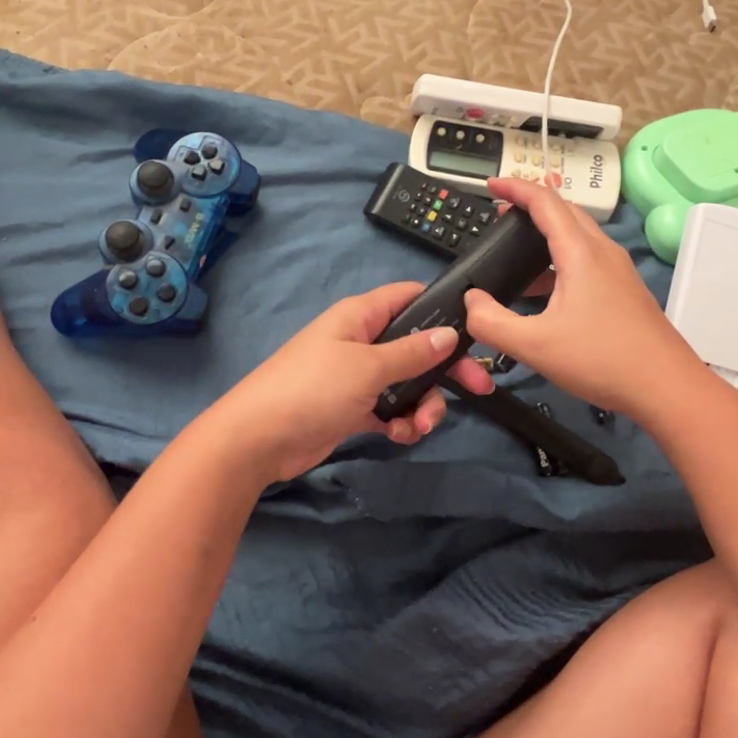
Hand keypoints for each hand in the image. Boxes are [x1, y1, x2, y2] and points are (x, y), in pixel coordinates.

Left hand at [199, 283, 495, 482]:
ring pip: (407, 382)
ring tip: (420, 426)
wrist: (259, 440)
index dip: (443, 308)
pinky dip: (400, 422)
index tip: (474, 329)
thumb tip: (450, 332)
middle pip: (417, 346)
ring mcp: (356, 376)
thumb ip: (412, 353)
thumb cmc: (313, 389)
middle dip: (445, 369)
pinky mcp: (352, 408)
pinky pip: (390, 409)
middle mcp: (361, 340)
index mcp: (361, 316)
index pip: (409, 297)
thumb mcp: (368, 367)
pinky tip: (398, 436)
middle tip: (478, 388)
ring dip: (422, 404)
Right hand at [463, 178, 699, 417]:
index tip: (491, 184)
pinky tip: (545, 291)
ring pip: (578, 236)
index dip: (515, 188)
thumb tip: (471, 302)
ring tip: (517, 254)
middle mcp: (602, 252)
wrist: (667, 387)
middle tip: (501, 217)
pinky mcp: (624, 291)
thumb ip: (492, 322)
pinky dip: (560, 260)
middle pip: (565, 212)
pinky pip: (588, 259)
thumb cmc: (602, 360)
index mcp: (581, 253)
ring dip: (547, 234)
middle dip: (531, 206)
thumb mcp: (535, 346)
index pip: (545, 201)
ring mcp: (618, 271)